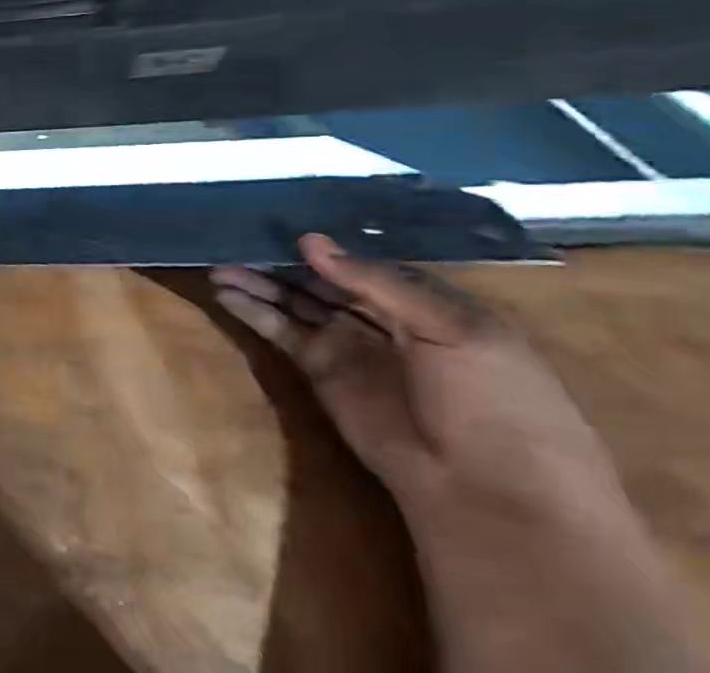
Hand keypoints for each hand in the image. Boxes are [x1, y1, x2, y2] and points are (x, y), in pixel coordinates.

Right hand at [212, 234, 700, 672]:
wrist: (485, 488)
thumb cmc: (491, 398)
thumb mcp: (451, 328)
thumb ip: (377, 282)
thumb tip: (310, 240)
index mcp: (428, 303)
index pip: (367, 261)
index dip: (329, 243)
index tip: (284, 220)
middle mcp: (383, 318)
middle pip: (323, 279)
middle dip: (283, 260)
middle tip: (237, 238)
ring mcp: (350, 345)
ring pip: (296, 302)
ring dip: (259, 283)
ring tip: (218, 266)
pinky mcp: (321, 371)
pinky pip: (282, 332)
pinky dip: (254, 313)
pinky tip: (226, 295)